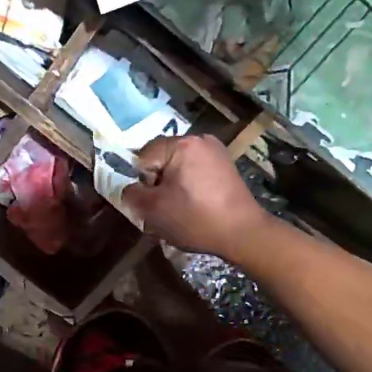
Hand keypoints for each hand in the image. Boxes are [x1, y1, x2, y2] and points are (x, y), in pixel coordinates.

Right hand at [122, 135, 271, 260]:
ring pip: (178, 166)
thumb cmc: (195, 219)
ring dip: (173, 186)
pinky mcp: (225, 165)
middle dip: (158, 183)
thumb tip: (129, 188)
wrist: (243, 233)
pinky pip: (195, 171)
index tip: (153, 203)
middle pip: (161, 159)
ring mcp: (215, 150)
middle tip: (165, 209)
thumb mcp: (153, 210)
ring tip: (181, 210)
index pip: (142, 158)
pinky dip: (189, 186)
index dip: (142, 182)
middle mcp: (198, 139)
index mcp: (180, 144)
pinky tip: (196, 205)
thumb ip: (132, 194)